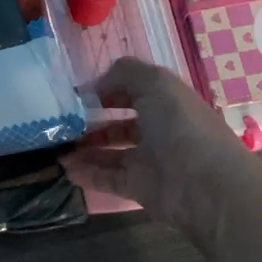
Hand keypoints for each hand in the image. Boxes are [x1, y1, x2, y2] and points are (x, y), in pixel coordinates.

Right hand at [60, 58, 258, 232]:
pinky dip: (87, 173)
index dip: (108, 90)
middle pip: (120, 124)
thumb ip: (125, 73)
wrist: (205, 186)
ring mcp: (149, 160)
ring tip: (56, 147)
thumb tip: (97, 84)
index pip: (134, 91)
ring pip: (111, 153)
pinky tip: (66, 168)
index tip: (78, 95)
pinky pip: (107, 178)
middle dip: (92, 122)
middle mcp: (159, 130)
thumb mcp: (156, 83)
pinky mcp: (140, 188)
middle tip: (62, 123)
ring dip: (84, 149)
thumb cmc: (181, 127)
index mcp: (167, 102)